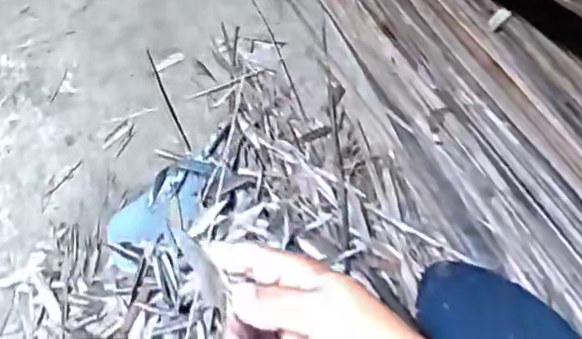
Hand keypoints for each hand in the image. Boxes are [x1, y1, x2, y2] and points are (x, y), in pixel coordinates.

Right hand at [206, 243, 419, 338]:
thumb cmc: (376, 336)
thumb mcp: (323, 311)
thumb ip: (278, 300)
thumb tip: (239, 292)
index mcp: (310, 277)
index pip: (261, 256)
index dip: (232, 252)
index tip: (204, 254)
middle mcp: (309, 298)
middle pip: (259, 292)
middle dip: (236, 301)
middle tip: (221, 315)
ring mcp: (312, 325)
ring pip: (266, 321)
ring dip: (247, 324)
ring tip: (233, 330)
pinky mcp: (312, 337)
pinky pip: (278, 333)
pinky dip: (262, 333)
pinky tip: (255, 335)